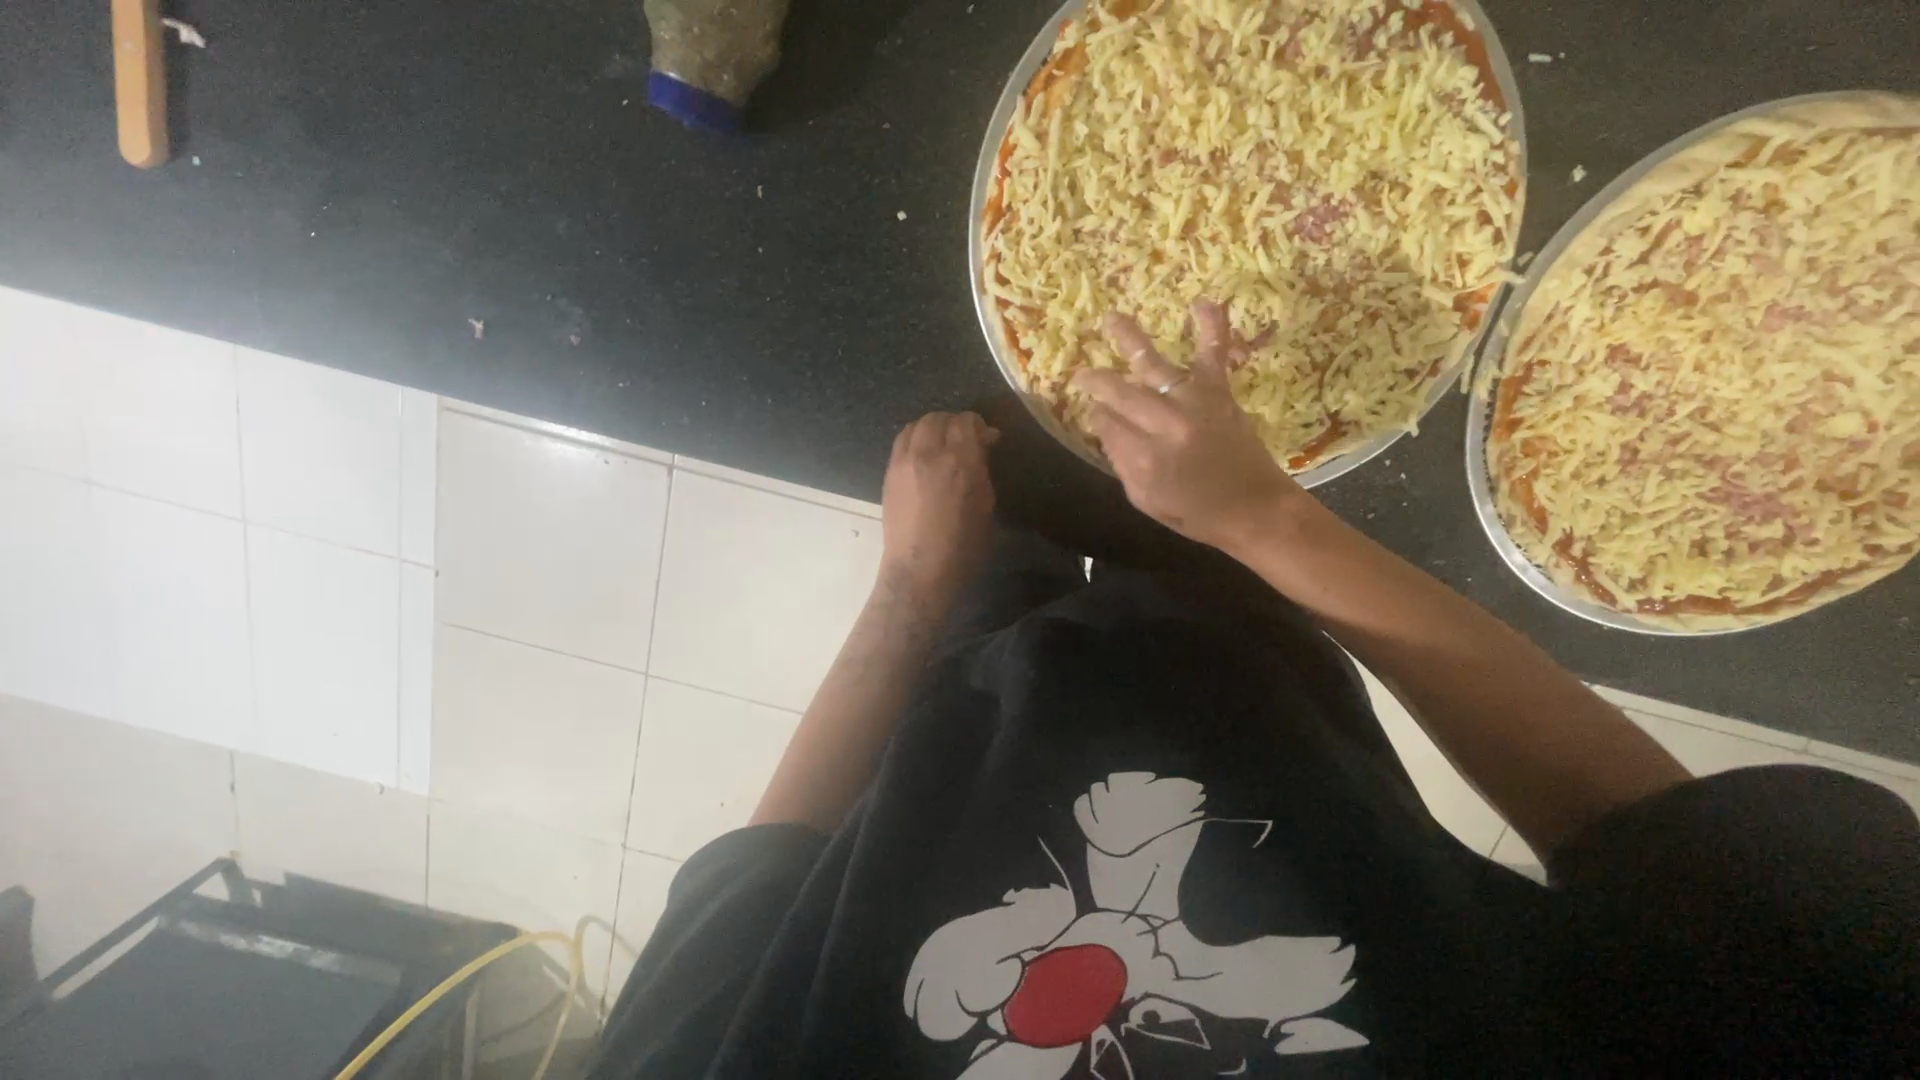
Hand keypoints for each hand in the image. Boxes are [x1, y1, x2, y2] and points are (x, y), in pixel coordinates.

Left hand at [880, 411, 1000, 600]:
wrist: (919, 570)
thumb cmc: (963, 546)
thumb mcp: (986, 505)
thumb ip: (983, 468)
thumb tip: (984, 442)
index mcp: (960, 462)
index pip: (965, 421)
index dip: (976, 425)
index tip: (984, 438)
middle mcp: (928, 454)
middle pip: (937, 418)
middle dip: (953, 423)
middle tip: (963, 439)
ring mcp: (903, 462)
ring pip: (915, 426)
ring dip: (931, 428)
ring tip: (940, 444)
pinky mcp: (889, 473)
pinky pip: (900, 442)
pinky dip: (914, 440)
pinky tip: (923, 456)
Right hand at [1074, 299, 1304, 551]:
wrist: (1255, 508)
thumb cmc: (1196, 512)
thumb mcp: (1144, 499)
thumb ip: (1121, 462)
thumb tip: (1104, 427)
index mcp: (1142, 457)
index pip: (1104, 424)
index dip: (1095, 419)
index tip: (1093, 418)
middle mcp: (1164, 424)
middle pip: (1119, 393)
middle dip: (1095, 381)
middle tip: (1080, 375)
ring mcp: (1193, 403)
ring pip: (1153, 365)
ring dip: (1129, 339)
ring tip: (1111, 319)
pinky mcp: (1219, 393)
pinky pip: (1213, 354)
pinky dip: (1212, 326)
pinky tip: (1202, 302)